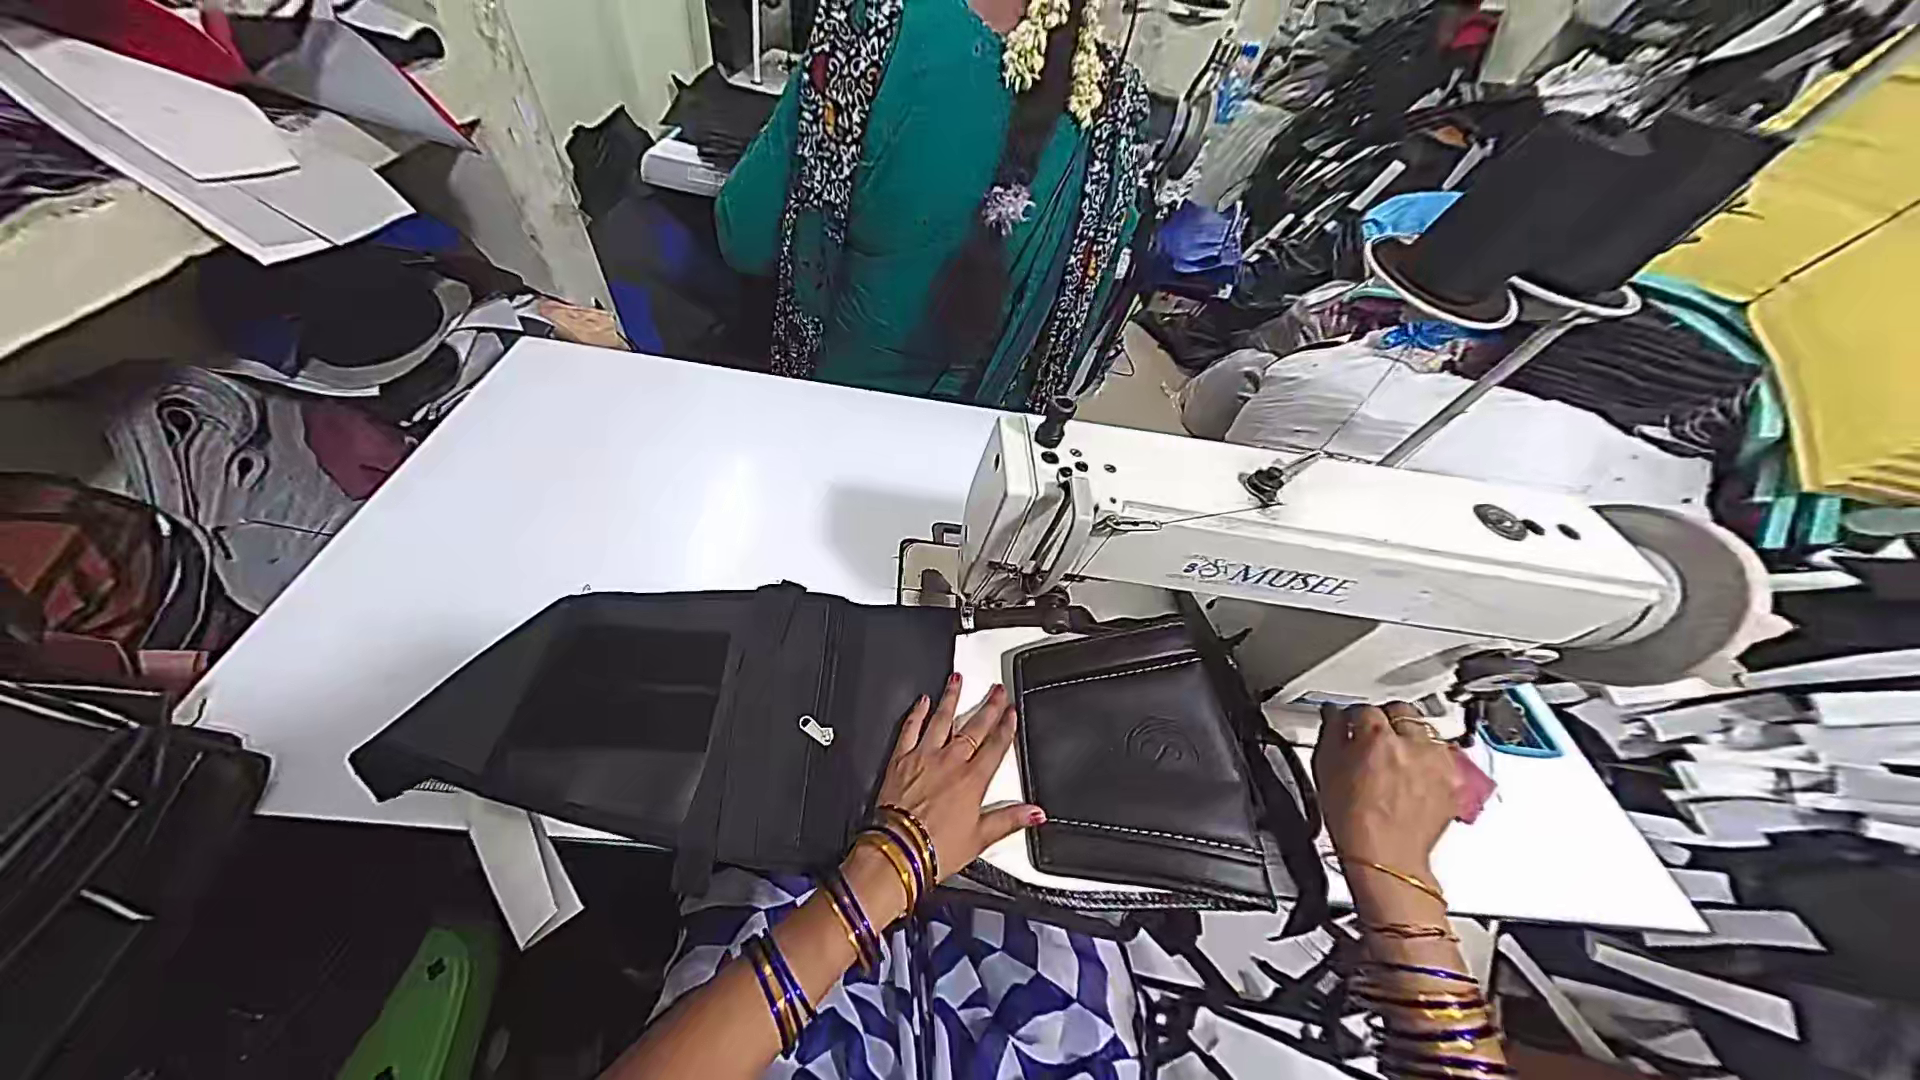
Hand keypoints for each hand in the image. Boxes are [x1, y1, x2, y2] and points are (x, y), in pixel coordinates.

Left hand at [872, 674, 1044, 885]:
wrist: (898, 850)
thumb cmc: (936, 848)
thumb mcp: (980, 838)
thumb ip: (1009, 820)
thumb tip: (1035, 814)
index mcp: (972, 780)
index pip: (995, 745)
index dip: (1006, 726)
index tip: (1012, 712)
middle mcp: (950, 762)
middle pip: (975, 727)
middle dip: (989, 706)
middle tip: (997, 690)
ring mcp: (925, 756)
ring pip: (942, 719)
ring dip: (952, 698)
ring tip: (958, 680)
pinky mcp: (902, 759)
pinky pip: (911, 729)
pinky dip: (917, 713)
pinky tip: (923, 701)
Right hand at [1314, 702, 1458, 879]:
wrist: (1383, 855)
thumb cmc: (1353, 817)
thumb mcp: (1325, 765)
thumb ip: (1332, 730)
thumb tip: (1335, 715)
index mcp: (1377, 737)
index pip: (1365, 708)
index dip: (1353, 716)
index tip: (1349, 723)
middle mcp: (1414, 746)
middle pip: (1403, 711)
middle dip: (1387, 719)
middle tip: (1374, 735)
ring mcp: (1439, 764)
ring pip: (1426, 732)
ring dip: (1411, 738)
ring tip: (1396, 755)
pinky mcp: (1455, 783)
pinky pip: (1443, 757)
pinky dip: (1429, 759)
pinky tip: (1412, 772)